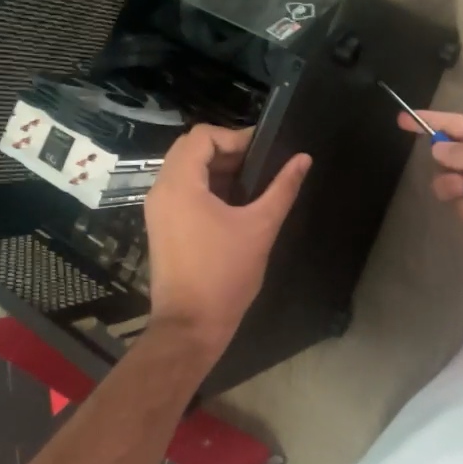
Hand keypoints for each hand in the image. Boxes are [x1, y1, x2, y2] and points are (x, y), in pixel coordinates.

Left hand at [145, 125, 310, 348]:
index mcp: (180, 185)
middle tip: (258, 163)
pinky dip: (207, 185)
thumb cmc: (224, 274)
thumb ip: (282, 187)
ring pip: (186, 168)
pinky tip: (235, 202)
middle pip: (190, 148)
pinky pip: (182, 189)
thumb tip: (303, 158)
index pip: (201, 136)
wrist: (190, 327)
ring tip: (253, 182)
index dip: (234, 136)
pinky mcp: (163, 225)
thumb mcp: (261, 227)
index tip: (262, 151)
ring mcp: (158, 209)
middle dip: (226, 149)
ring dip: (217, 167)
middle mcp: (162, 191)